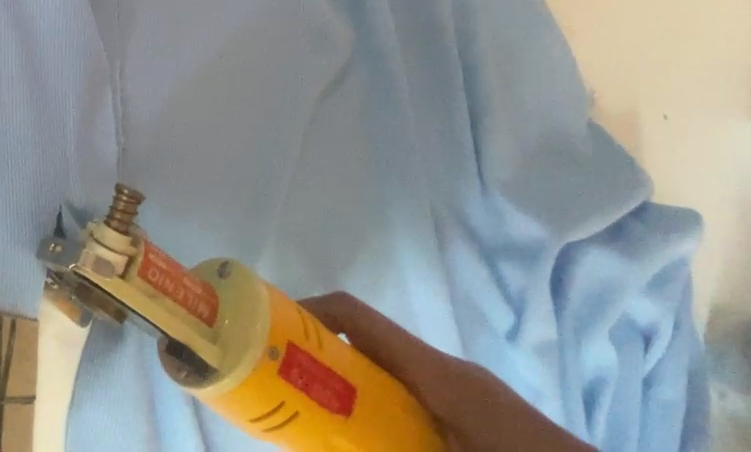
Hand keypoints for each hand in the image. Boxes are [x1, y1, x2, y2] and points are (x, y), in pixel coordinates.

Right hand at [301, 293, 595, 451]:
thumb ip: (383, 439)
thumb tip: (320, 444)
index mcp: (436, 372)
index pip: (355, 316)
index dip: (306, 313)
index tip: (267, 331)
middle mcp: (448, 370)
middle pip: (365, 344)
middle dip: (320, 361)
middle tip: (285, 387)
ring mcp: (469, 392)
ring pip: (391, 375)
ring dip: (353, 390)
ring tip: (324, 419)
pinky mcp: (482, 417)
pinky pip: (417, 398)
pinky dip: (386, 411)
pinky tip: (378, 440)